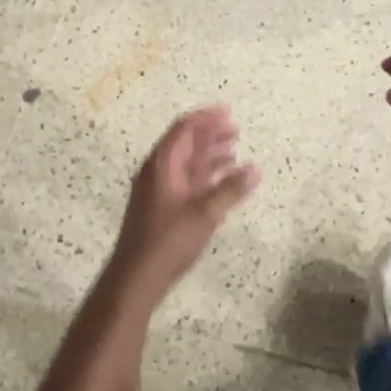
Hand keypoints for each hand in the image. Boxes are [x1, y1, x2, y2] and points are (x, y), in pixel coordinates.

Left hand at [107, 107, 259, 305]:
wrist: (136, 278)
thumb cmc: (168, 241)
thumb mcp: (204, 214)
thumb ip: (230, 190)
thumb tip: (255, 169)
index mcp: (162, 165)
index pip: (184, 129)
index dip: (206, 118)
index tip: (228, 112)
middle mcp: (157, 172)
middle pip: (185, 143)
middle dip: (210, 134)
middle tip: (236, 131)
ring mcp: (158, 190)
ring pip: (186, 163)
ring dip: (209, 155)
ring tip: (235, 152)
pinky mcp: (162, 207)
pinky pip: (186, 181)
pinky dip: (205, 176)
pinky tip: (223, 181)